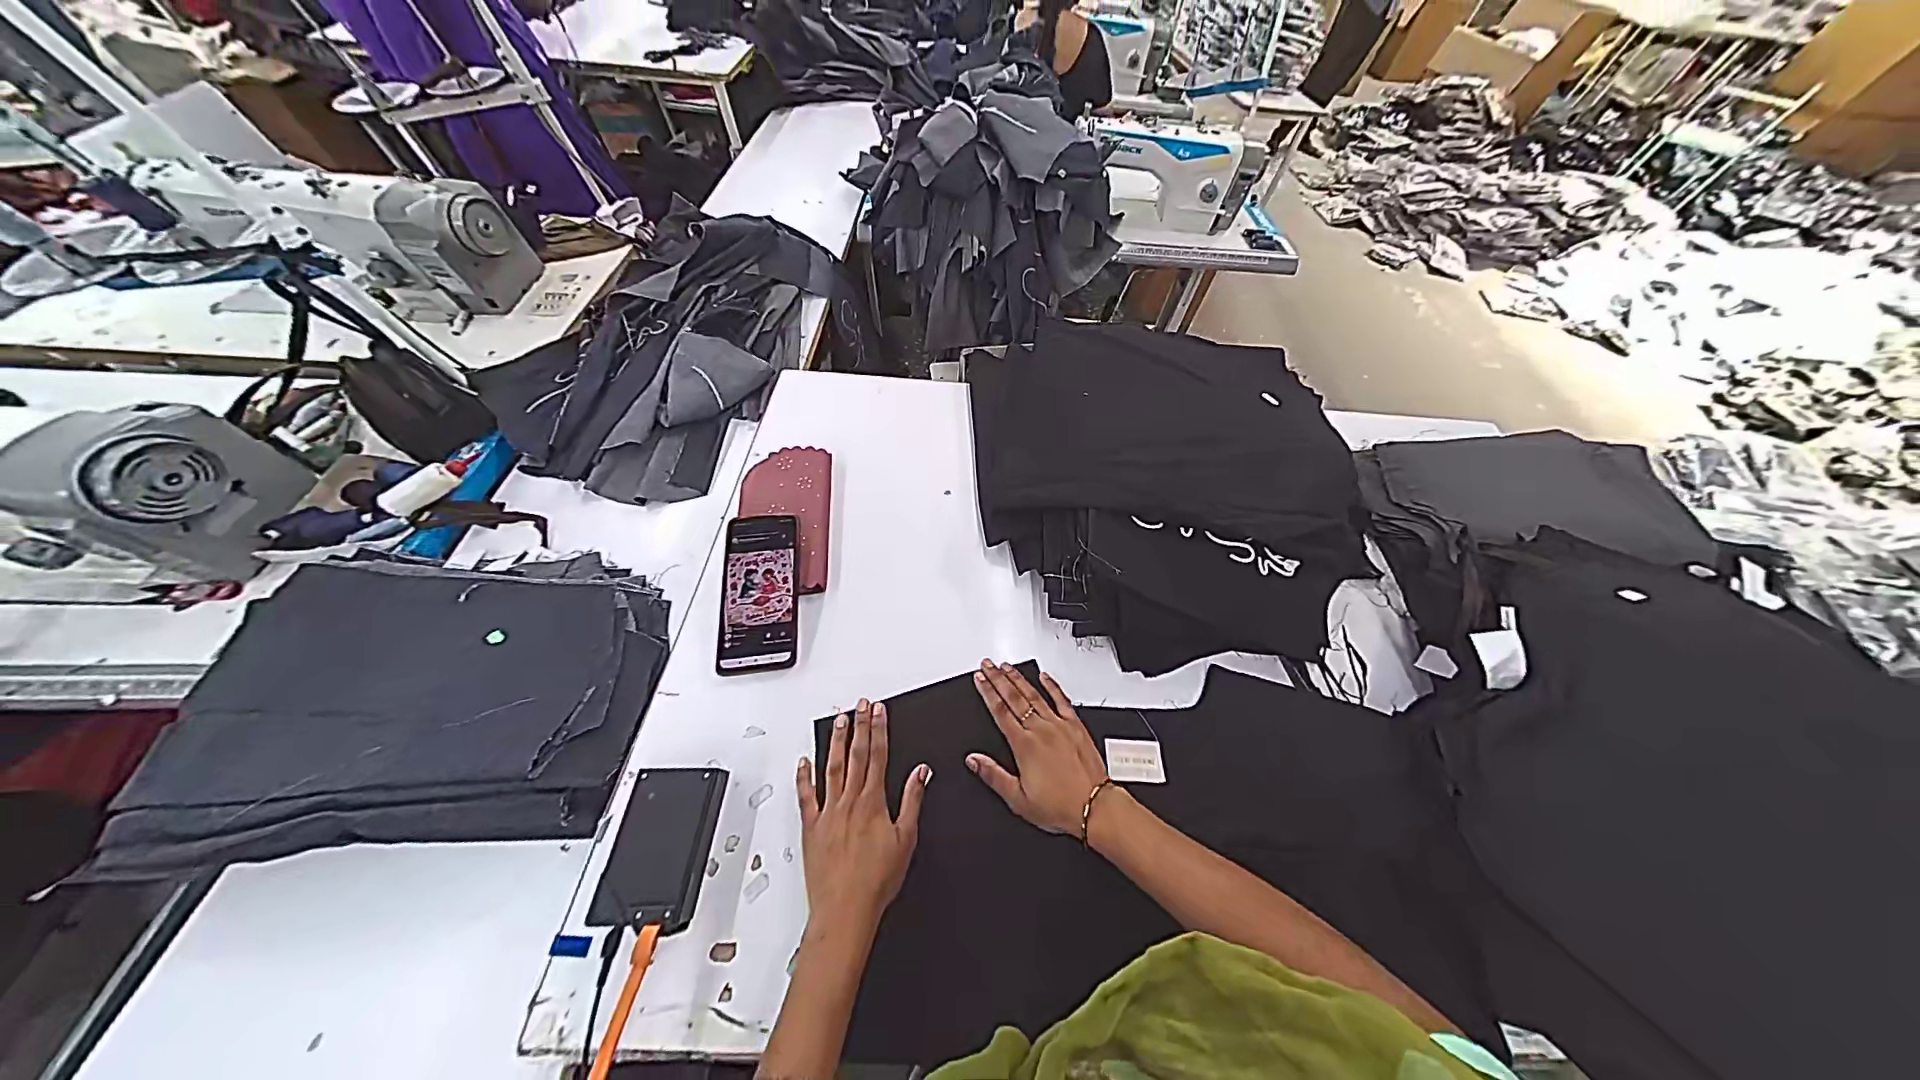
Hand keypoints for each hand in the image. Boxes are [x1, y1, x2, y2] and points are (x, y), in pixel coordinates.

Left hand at [796, 699, 929, 932]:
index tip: (879, 711)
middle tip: (860, 705)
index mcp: (872, 803)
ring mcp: (828, 813)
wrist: (845, 909)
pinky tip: (804, 762)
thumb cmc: (876, 880)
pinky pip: (806, 796)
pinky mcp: (812, 827)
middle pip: (855, 755)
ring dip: (835, 741)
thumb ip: (912, 800)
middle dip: (860, 726)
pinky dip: (804, 777)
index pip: (877, 756)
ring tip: (838, 720)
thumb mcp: (906, 838)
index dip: (879, 730)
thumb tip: (920, 773)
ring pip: (831, 767)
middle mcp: (849, 802)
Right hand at [967, 661, 1109, 835]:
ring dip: (1019, 678)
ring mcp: (1060, 726)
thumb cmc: (1060, 806)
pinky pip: (1062, 699)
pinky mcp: (1076, 727)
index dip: (987, 692)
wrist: (1094, 808)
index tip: (980, 679)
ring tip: (1007, 666)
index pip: (1000, 711)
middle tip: (988, 665)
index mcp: (1024, 746)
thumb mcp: (1018, 799)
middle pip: (1014, 697)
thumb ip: (993, 776)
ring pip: (1035, 694)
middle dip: (998, 678)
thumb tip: (974, 760)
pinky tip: (1044, 677)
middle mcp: (1041, 731)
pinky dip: (1052, 685)